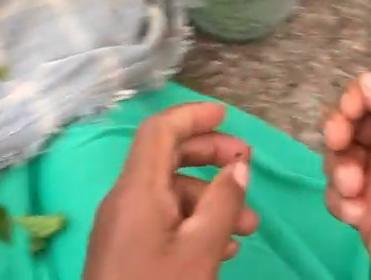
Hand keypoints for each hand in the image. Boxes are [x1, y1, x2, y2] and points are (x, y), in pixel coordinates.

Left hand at [84, 102, 260, 279]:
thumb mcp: (200, 249)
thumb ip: (224, 200)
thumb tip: (239, 164)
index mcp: (136, 189)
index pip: (160, 130)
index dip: (193, 115)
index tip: (227, 116)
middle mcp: (124, 200)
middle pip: (167, 157)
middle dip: (210, 155)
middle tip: (247, 164)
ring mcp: (122, 229)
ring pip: (169, 193)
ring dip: (210, 198)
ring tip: (248, 225)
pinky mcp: (125, 254)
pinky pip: (162, 220)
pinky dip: (194, 221)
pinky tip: (224, 246)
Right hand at [322, 73, 370, 279]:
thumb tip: (368, 78)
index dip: (361, 95)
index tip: (349, 109)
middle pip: (355, 121)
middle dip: (340, 127)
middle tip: (338, 141)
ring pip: (341, 155)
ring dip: (339, 167)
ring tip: (353, 189)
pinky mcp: (365, 213)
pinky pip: (338, 194)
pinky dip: (340, 200)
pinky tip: (356, 215)